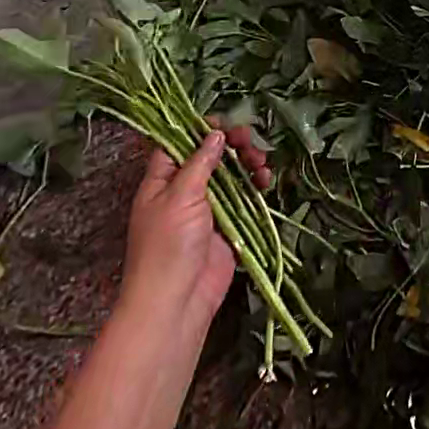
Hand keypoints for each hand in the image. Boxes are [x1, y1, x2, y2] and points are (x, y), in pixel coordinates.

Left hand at [120, 123, 271, 324]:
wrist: (176, 304)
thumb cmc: (168, 245)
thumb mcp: (180, 196)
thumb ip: (200, 163)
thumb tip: (215, 135)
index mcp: (163, 179)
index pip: (181, 143)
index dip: (201, 131)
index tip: (225, 124)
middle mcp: (184, 191)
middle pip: (210, 158)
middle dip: (231, 146)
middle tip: (250, 141)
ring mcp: (207, 211)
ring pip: (230, 178)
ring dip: (246, 166)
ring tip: (261, 163)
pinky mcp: (227, 230)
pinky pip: (243, 203)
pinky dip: (255, 191)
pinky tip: (265, 182)